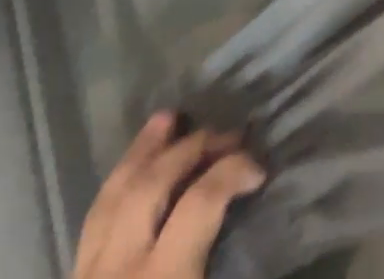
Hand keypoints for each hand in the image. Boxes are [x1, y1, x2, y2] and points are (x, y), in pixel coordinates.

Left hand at [74, 113, 263, 278]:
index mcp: (160, 277)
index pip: (198, 201)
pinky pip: (94, 221)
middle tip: (229, 131)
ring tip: (167, 120)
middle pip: (147, 190)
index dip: (233, 171)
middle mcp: (116, 268)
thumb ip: (245, 265)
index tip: (263, 167)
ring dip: (140, 157)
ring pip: (108, 201)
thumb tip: (295, 227)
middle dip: (189, 151)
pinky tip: (134, 168)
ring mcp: (88, 273)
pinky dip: (117, 186)